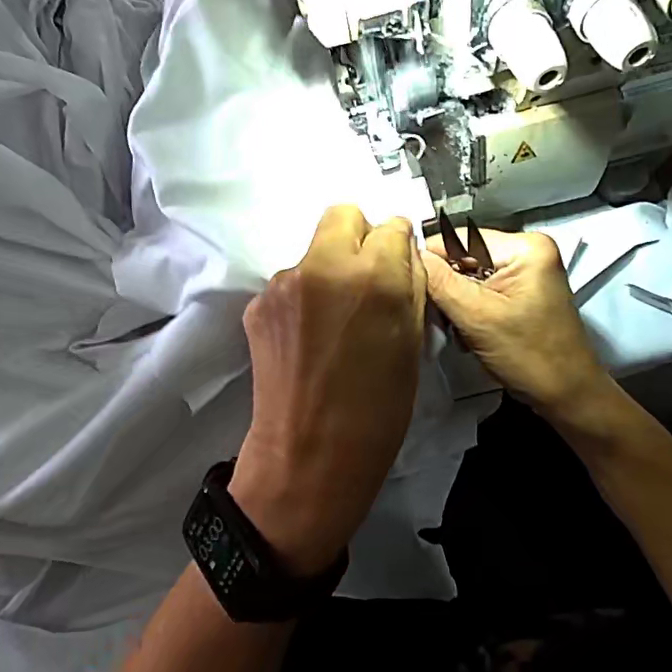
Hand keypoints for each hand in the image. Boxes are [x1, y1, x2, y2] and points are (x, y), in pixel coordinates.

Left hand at [230, 205, 426, 575]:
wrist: (310, 455)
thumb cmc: (380, 408)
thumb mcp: (414, 343)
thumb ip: (410, 286)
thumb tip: (401, 255)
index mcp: (375, 275)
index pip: (391, 226)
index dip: (397, 246)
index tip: (396, 268)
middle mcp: (325, 265)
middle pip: (342, 216)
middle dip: (360, 237)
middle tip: (366, 280)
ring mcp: (284, 283)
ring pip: (314, 252)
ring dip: (329, 272)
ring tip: (335, 323)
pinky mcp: (258, 304)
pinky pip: (292, 284)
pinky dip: (304, 298)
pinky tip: (309, 339)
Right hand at [420, 230, 614, 418]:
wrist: (568, 396)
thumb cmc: (531, 358)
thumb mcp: (477, 318)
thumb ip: (440, 282)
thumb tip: (411, 253)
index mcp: (525, 247)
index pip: (460, 238)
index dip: (431, 258)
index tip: (409, 282)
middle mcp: (528, 251)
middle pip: (465, 256)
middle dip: (446, 284)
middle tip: (437, 313)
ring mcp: (527, 272)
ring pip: (470, 275)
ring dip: (456, 299)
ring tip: (456, 326)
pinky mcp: (523, 292)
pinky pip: (483, 289)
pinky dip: (469, 308)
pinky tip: (468, 330)